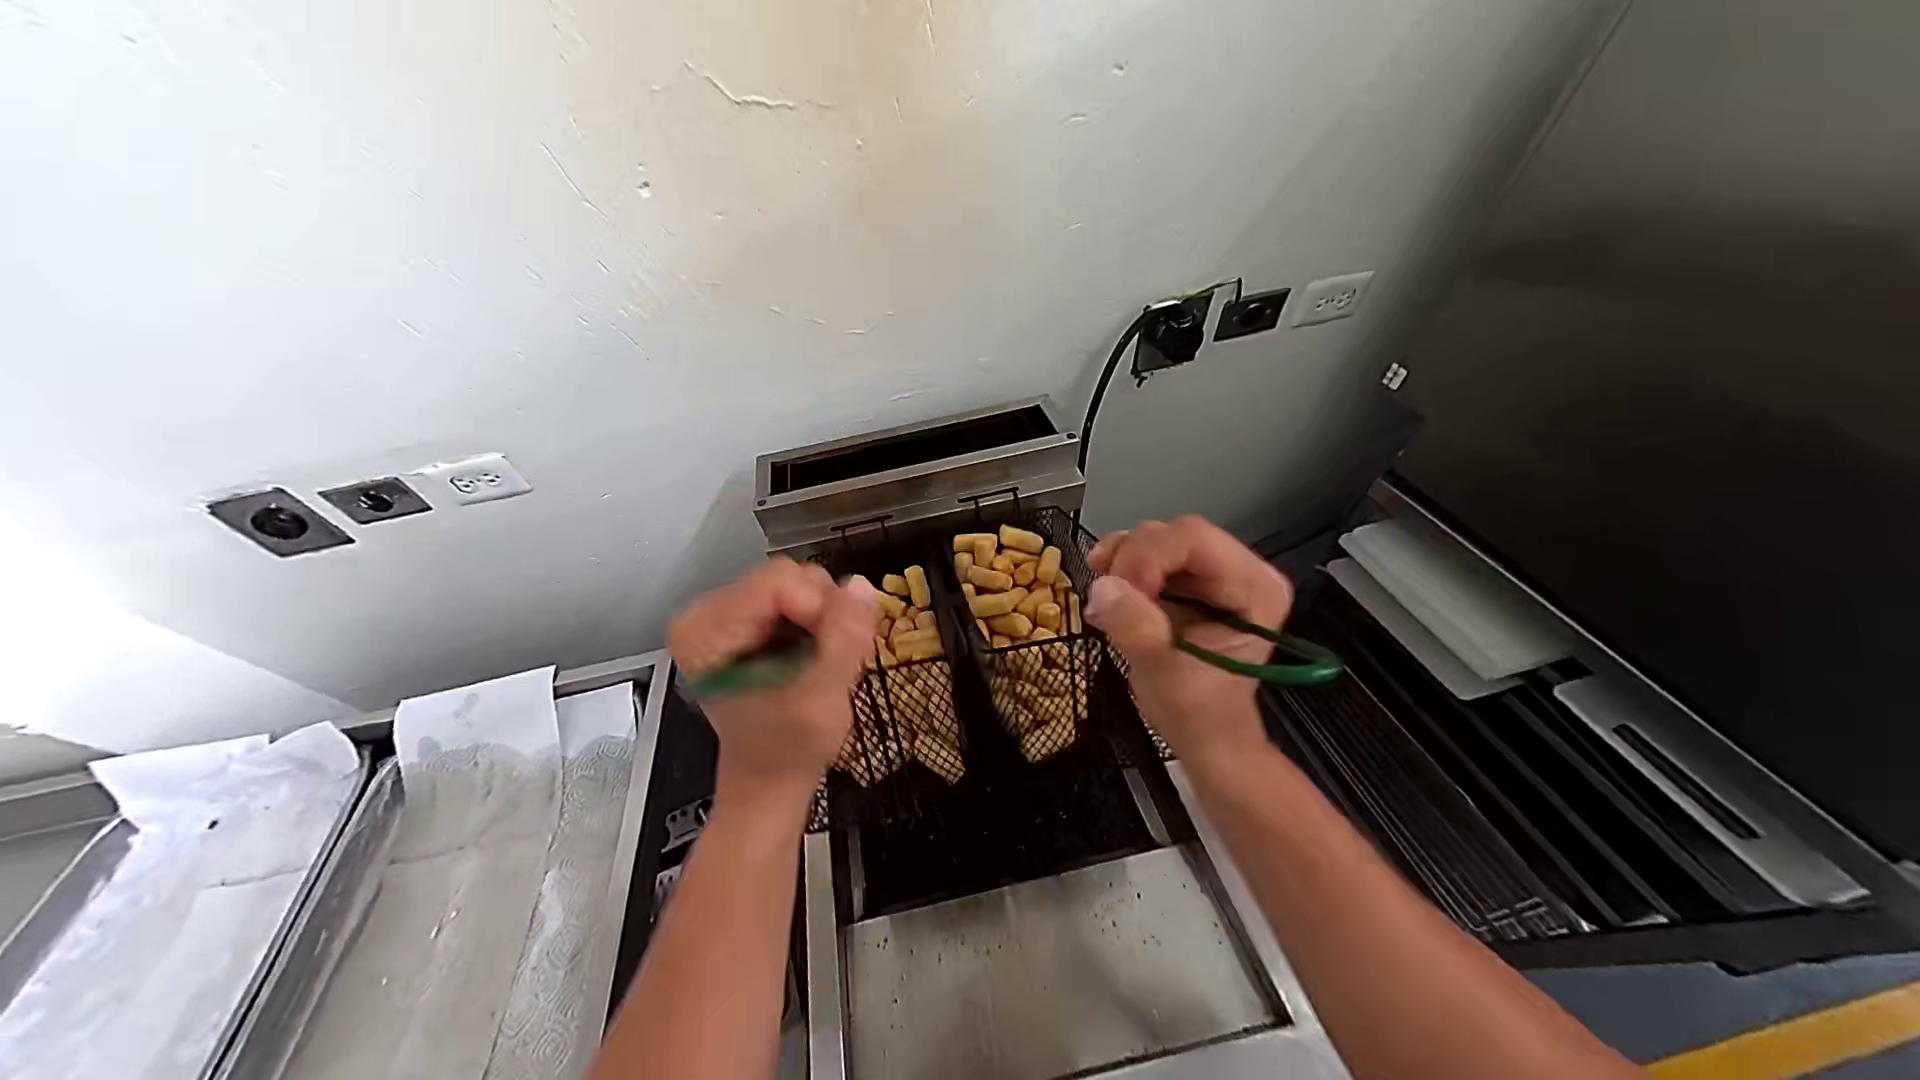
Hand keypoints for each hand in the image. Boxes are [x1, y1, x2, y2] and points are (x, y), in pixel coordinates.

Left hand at [669, 559, 877, 808]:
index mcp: (706, 630)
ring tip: (824, 661)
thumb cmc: (786, 750)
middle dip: (825, 612)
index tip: (829, 649)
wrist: (770, 777)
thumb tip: (862, 586)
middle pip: (790, 575)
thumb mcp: (820, 702)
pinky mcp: (752, 617)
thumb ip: (842, 641)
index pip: (778, 581)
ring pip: (803, 582)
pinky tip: (818, 655)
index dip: (818, 608)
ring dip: (828, 618)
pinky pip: (803, 594)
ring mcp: (731, 612)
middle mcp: (709, 612)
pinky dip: (823, 621)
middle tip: (830, 659)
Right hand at [1087, 516, 1293, 763]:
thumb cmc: (1198, 714)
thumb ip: (1140, 632)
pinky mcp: (1183, 579)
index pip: (1194, 539)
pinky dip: (1118, 567)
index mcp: (1254, 588)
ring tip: (1107, 599)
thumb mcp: (1166, 679)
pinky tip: (1109, 593)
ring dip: (1120, 563)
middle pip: (1171, 534)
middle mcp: (1236, 570)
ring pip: (1154, 538)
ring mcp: (1207, 573)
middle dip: (1131, 562)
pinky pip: (1144, 553)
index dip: (1149, 557)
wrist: (1203, 734)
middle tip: (1110, 600)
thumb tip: (1105, 588)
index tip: (1121, 592)